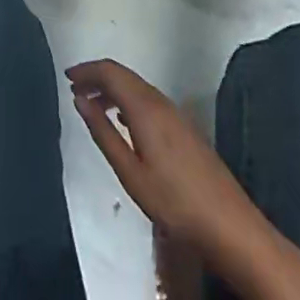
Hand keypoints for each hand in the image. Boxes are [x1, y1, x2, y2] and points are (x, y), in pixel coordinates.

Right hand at [66, 59, 268, 259]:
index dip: (86, 70)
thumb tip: (79, 99)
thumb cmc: (173, 201)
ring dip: (112, 88)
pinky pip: (150, 100)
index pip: (111, 72)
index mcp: (146, 109)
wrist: (232, 229)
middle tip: (74, 88)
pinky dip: (128, 99)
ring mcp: (177, 116)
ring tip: (92, 104)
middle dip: (97, 76)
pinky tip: (122, 119)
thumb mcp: (128, 170)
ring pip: (138, 87)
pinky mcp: (186, 129)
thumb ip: (101, 131)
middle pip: (124, 75)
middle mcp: (162, 104)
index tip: (66, 78)